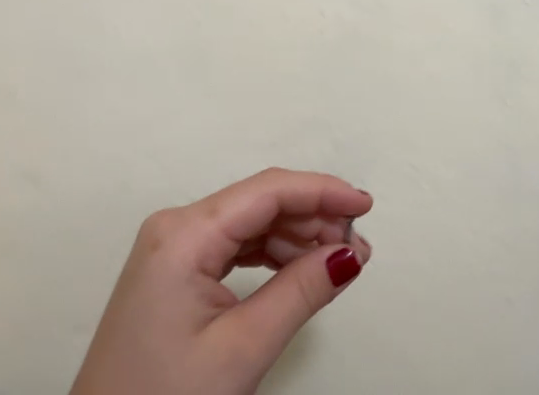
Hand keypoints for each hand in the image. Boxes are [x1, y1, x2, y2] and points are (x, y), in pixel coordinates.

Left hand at [71, 169, 373, 394]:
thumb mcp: (242, 347)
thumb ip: (301, 291)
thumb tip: (349, 253)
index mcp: (184, 234)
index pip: (268, 191)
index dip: (322, 191)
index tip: (366, 205)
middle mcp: (175, 228)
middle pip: (260, 202)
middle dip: (314, 218)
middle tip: (358, 249)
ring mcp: (172, 249)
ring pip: (251, 222)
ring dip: (297, 238)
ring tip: (338, 263)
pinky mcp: (175, 272)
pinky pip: (235, 246)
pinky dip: (273, 255)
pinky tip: (301, 272)